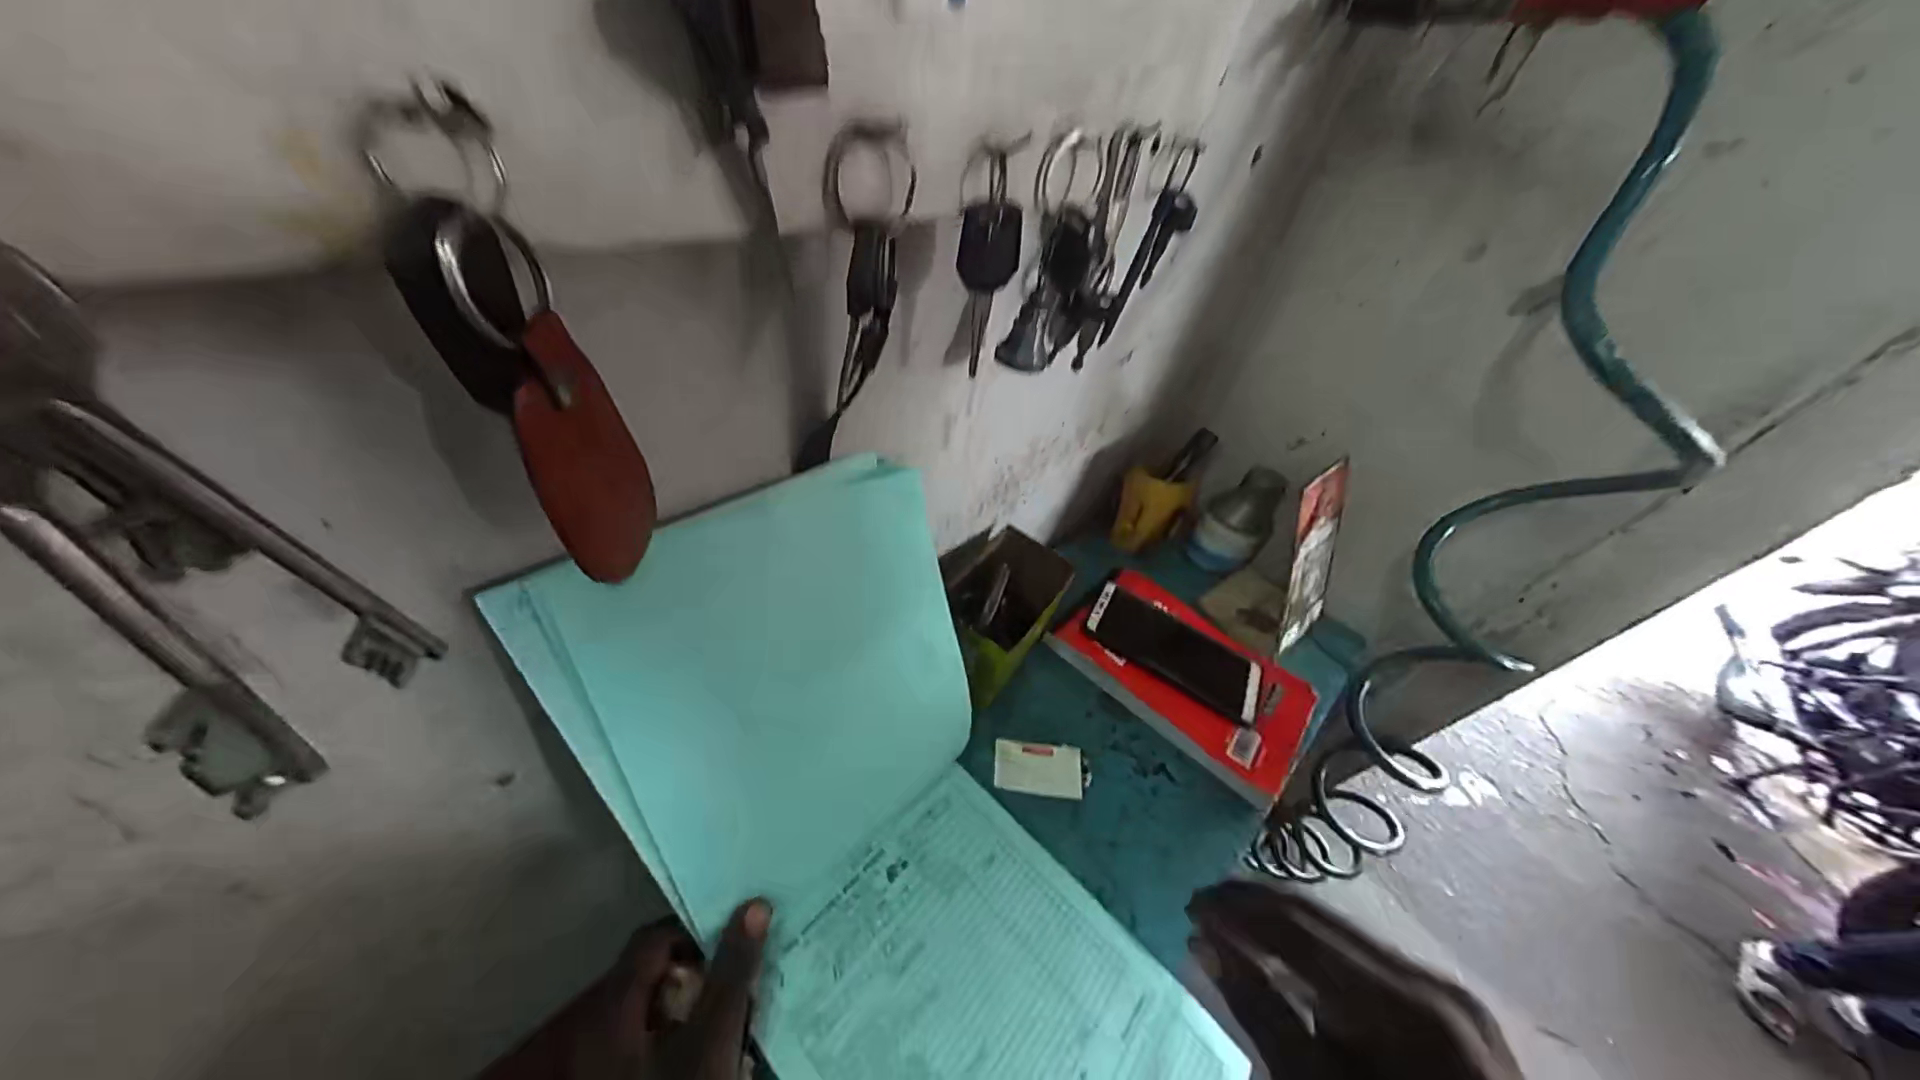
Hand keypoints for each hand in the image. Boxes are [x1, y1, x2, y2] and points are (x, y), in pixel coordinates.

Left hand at [485, 899, 772, 1079]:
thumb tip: (753, 906)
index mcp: (612, 1010)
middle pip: (658, 974)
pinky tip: (725, 1050)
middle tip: (749, 971)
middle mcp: (601, 1030)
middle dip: (707, 968)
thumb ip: (732, 973)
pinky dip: (692, 1036)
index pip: (653, 939)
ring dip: (704, 1002)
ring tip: (746, 1010)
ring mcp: (608, 1065)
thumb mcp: (711, 1041)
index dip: (696, 929)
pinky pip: (659, 1044)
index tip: (738, 934)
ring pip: (663, 1010)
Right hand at [1189, 882, 1519, 1079]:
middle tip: (1201, 906)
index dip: (1236, 910)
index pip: (1297, 929)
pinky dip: (1316, 949)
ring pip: (1341, 933)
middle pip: (1321, 922)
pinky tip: (1283, 950)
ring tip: (1231, 921)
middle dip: (1253, 909)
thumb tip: (1203, 942)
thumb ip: (1259, 1011)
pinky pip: (1364, 956)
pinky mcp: (1447, 1002)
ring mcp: (1444, 989)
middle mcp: (1428, 980)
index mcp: (1400, 1006)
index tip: (1189, 904)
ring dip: (1281, 924)